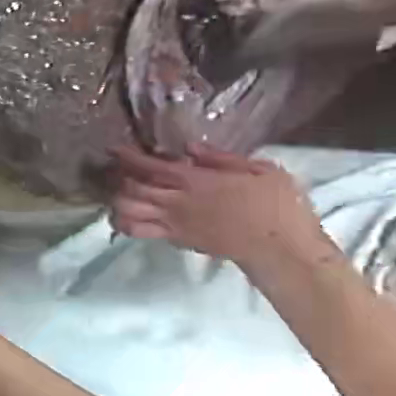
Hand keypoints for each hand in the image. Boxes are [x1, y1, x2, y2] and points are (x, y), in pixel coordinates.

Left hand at [109, 143, 333, 268]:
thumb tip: (188, 147)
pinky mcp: (174, 239)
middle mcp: (177, 201)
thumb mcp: (260, 170)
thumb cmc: (278, 205)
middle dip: (119, 176)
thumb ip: (221, 158)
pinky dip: (125, 222)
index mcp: (196, 181)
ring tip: (121, 191)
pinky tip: (126, 215)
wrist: (281, 248)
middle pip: (131, 187)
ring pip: (128, 210)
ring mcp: (172, 221)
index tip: (114, 150)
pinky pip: (138, 231)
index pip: (150, 166)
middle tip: (118, 169)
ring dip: (117, 198)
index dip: (127, 157)